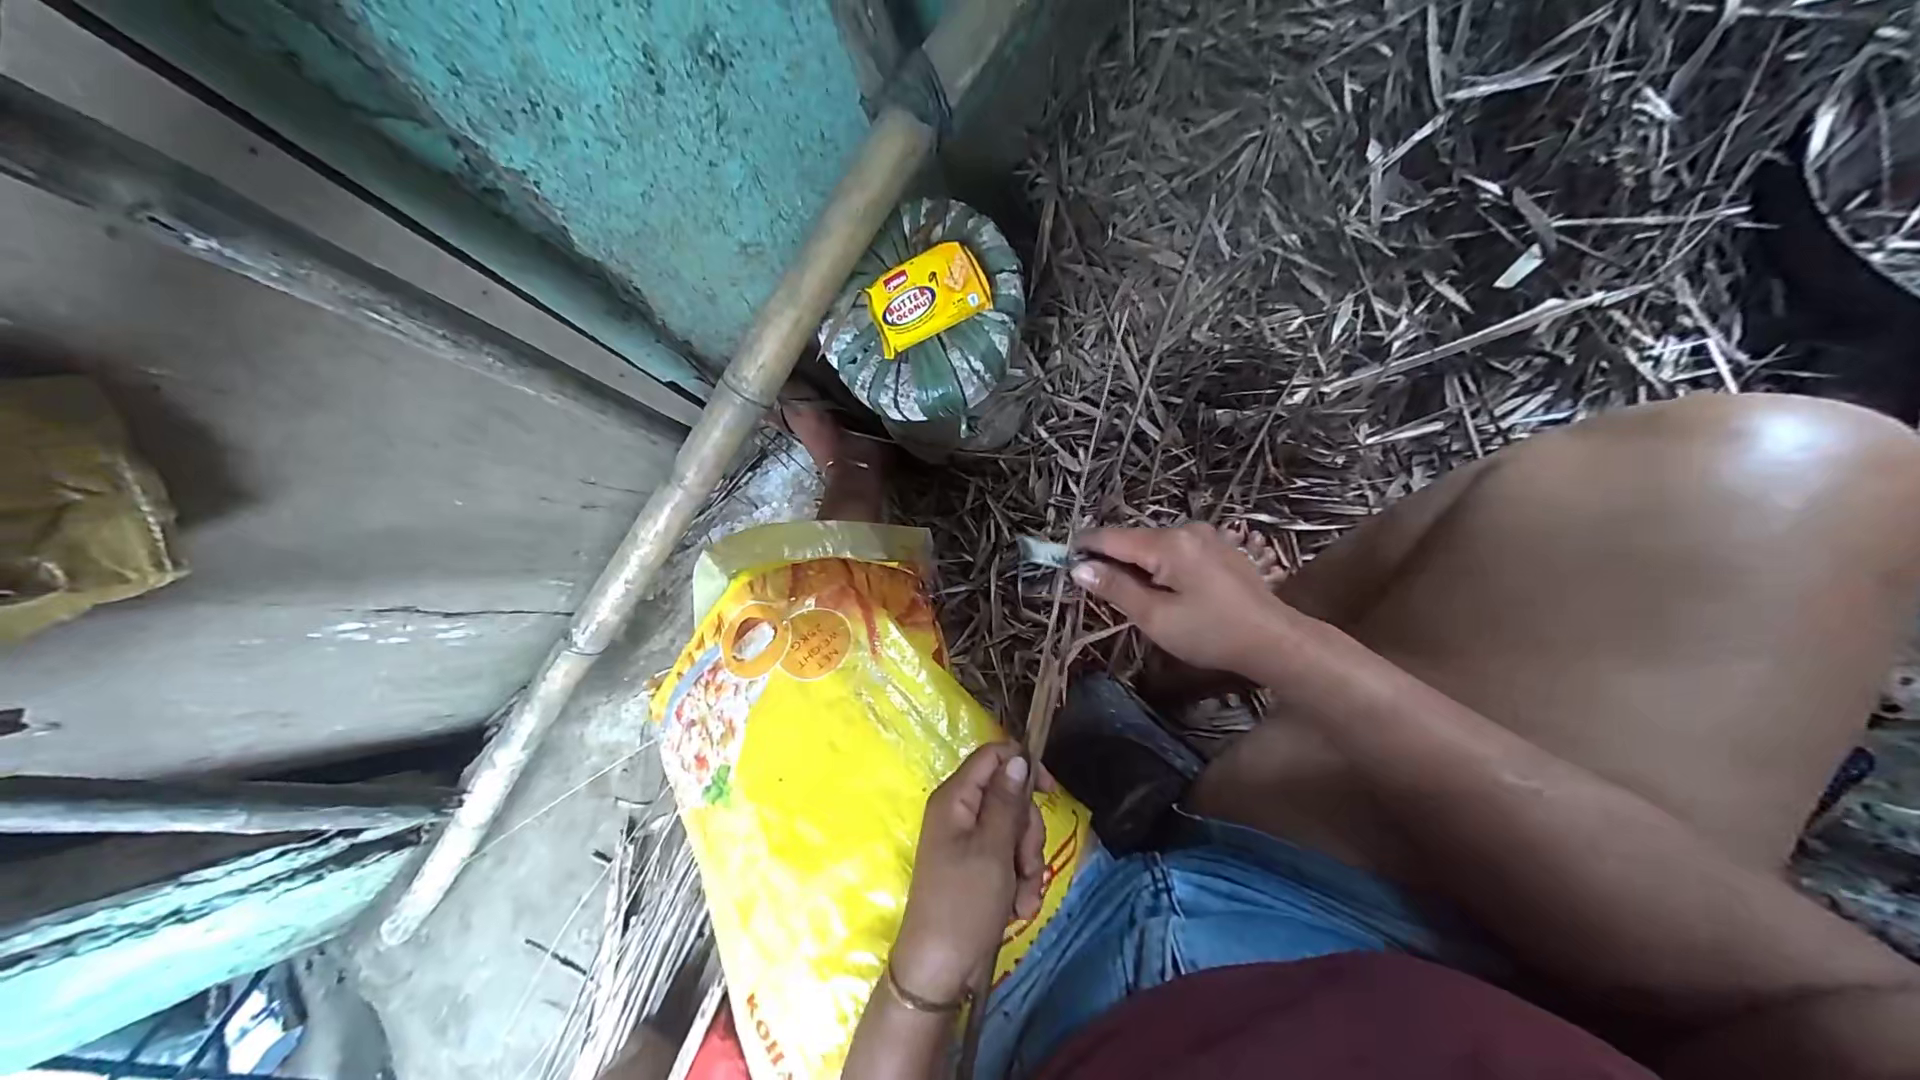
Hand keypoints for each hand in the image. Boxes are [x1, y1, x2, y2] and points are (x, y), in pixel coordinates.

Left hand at [890, 743, 1046, 1004]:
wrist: (939, 970)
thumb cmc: (963, 903)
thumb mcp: (993, 849)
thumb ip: (1007, 801)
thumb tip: (1017, 759)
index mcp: (955, 798)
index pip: (992, 757)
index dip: (1023, 765)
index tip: (1050, 791)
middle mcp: (959, 813)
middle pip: (1009, 797)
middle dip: (1027, 831)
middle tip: (1025, 862)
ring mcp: (967, 841)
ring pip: (1013, 831)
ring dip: (1027, 862)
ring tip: (1022, 896)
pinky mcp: (975, 867)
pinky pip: (1007, 858)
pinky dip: (1018, 880)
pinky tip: (1018, 908)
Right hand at [1072, 523, 1304, 674]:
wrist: (1276, 641)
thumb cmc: (1212, 633)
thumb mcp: (1156, 617)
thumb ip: (1116, 588)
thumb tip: (1079, 568)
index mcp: (1168, 543)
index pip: (1111, 537)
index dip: (1084, 549)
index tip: (1064, 563)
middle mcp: (1186, 530)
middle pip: (1133, 540)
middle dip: (1111, 560)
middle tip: (1097, 592)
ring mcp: (1206, 536)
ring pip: (1154, 546)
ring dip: (1136, 566)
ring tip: (1132, 598)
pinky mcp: (1218, 549)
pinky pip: (1175, 551)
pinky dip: (1159, 566)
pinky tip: (1164, 593)